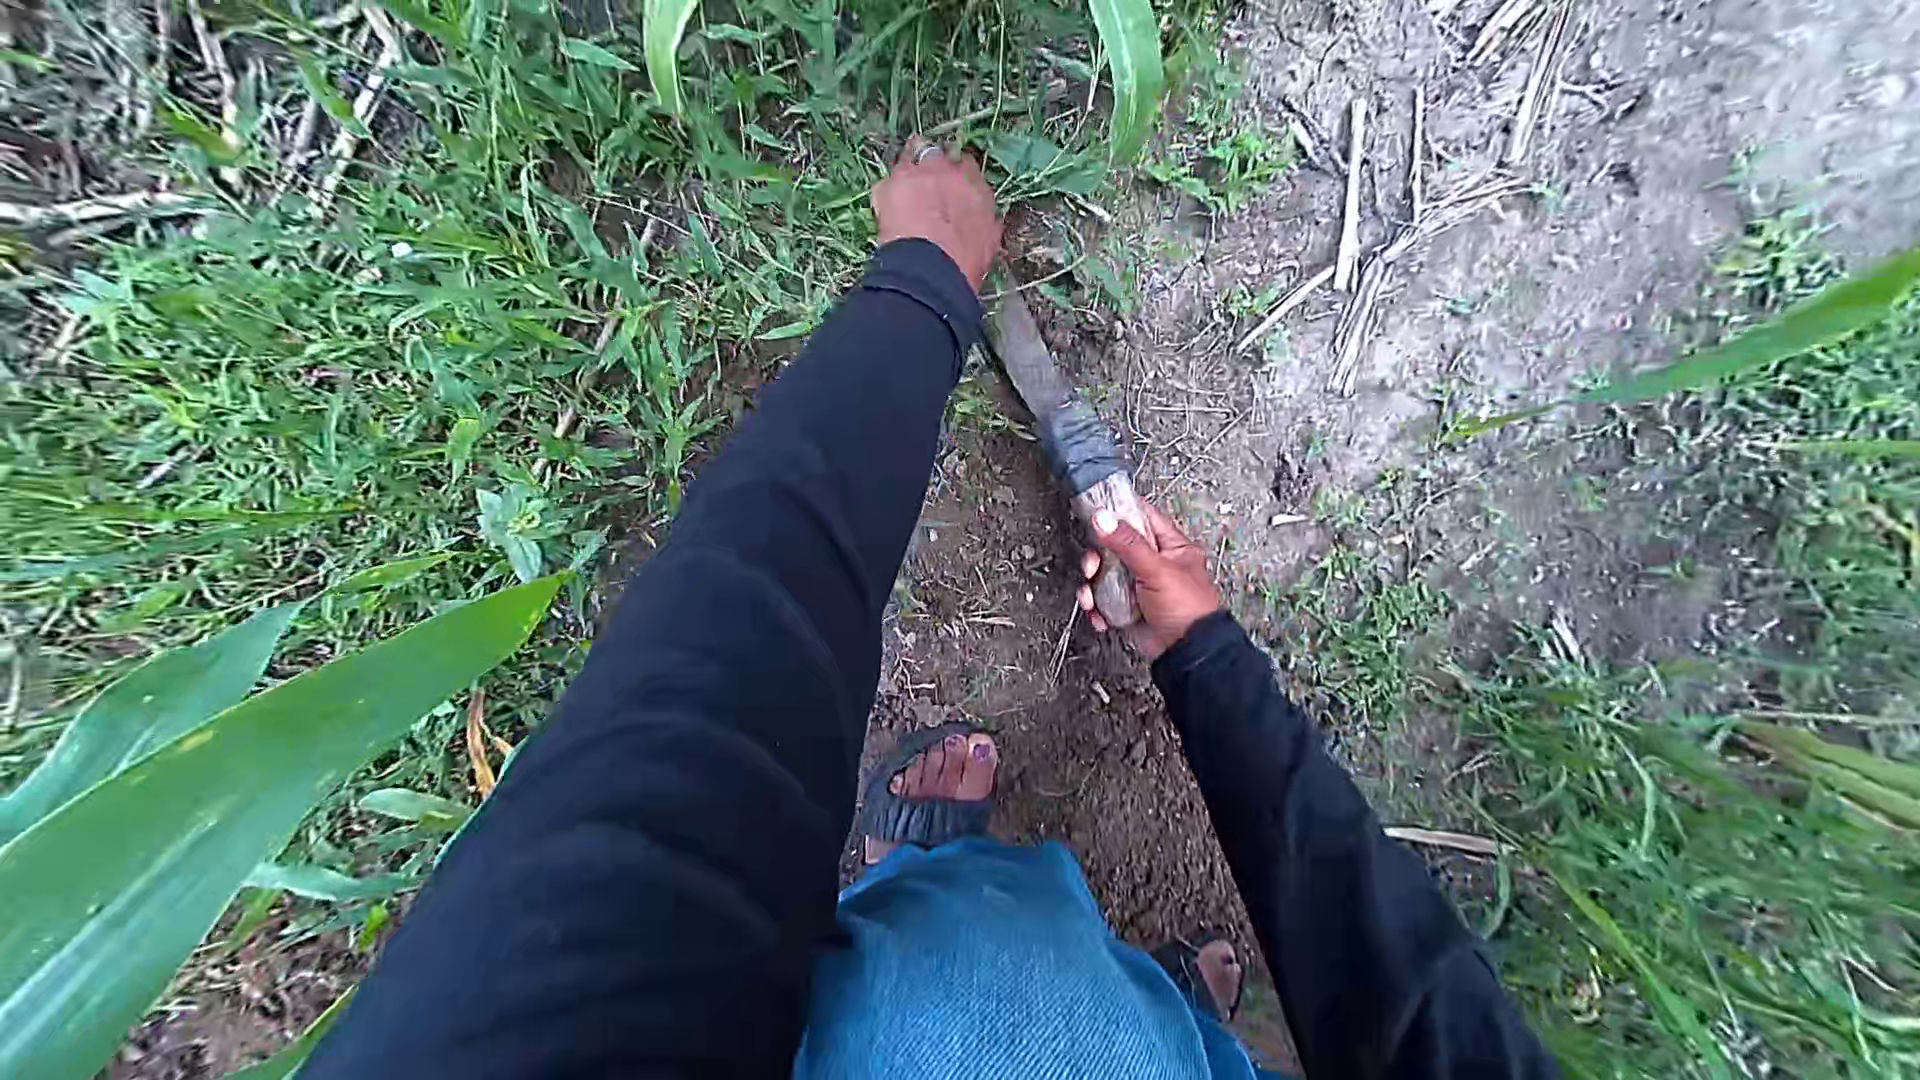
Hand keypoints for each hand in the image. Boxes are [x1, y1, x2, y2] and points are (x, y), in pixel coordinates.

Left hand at [871, 135, 1001, 290]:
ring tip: (904, 190)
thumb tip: (986, 222)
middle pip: (939, 155)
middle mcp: (949, 171)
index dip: (957, 178)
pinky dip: (887, 194)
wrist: (931, 270)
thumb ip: (985, 223)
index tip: (951, 191)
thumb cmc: (963, 265)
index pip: (967, 168)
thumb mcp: (987, 246)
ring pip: (912, 156)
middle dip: (933, 167)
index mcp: (976, 187)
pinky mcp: (891, 184)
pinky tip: (887, 210)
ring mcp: (918, 173)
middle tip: (926, 189)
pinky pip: (887, 182)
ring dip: (909, 169)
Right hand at [1077, 502, 1222, 661]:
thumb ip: (1128, 543)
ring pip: (1105, 574)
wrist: (1187, 652)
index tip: (1098, 511)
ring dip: (1093, 585)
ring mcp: (1139, 585)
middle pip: (1115, 547)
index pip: (1142, 518)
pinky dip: (1097, 606)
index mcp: (1171, 547)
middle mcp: (1154, 564)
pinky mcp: (1128, 606)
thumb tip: (1105, 519)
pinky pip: (1104, 599)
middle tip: (1092, 565)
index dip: (1120, 512)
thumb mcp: (1157, 569)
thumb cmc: (1189, 610)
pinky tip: (1099, 613)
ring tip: (1092, 595)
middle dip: (1098, 557)